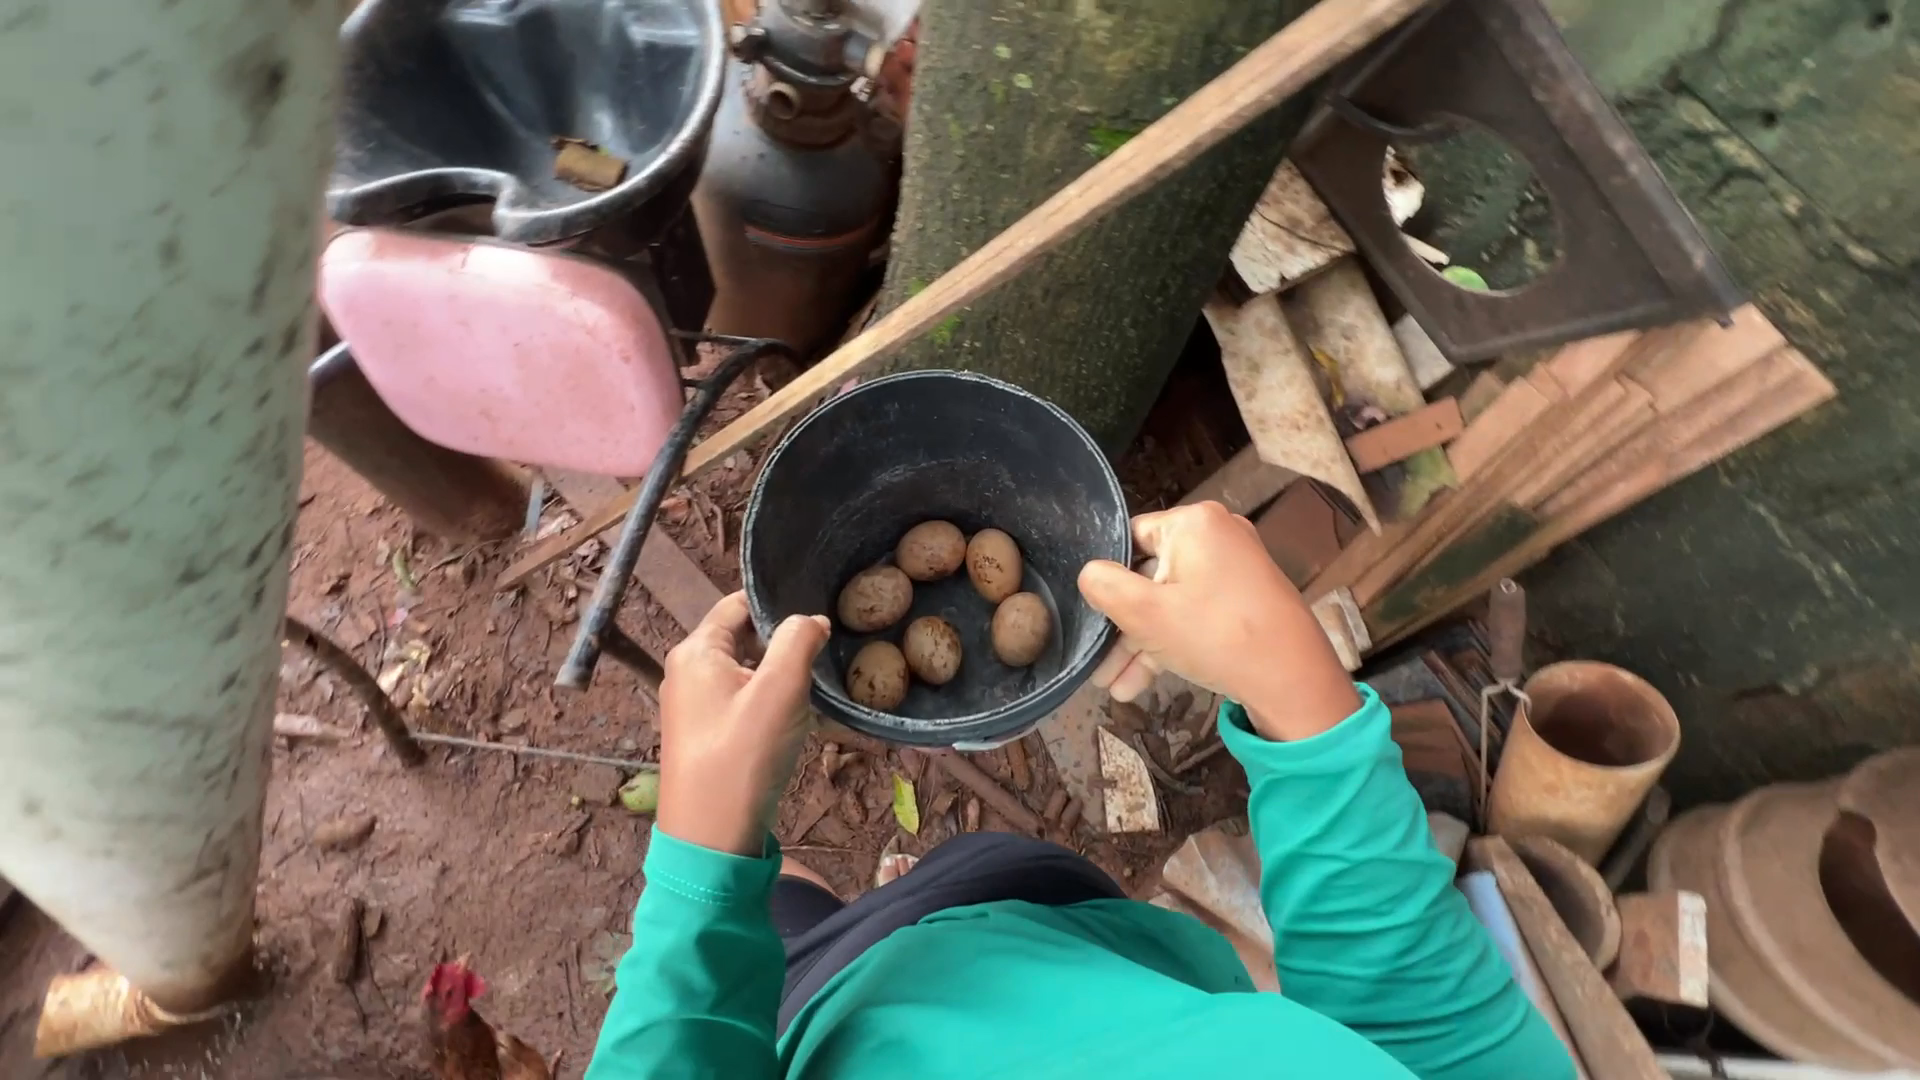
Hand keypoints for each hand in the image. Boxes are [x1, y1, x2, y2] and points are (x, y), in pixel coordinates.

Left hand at [656, 592, 829, 855]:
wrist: (711, 840)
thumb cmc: (743, 756)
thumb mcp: (780, 690)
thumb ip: (798, 640)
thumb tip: (812, 620)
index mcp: (695, 651)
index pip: (738, 604)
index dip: (778, 603)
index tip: (818, 610)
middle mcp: (686, 671)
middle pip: (743, 636)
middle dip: (782, 641)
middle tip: (823, 651)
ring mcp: (692, 704)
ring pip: (746, 669)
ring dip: (779, 674)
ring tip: (814, 683)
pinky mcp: (703, 732)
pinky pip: (741, 698)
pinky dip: (768, 700)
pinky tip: (793, 716)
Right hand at [1078, 502, 1359, 741]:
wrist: (1294, 681)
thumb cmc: (1215, 635)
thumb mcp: (1144, 613)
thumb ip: (1104, 586)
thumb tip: (1088, 574)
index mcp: (1194, 523)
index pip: (1131, 538)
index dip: (1107, 575)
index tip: (1091, 612)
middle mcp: (1217, 536)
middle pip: (1148, 575)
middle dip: (1121, 624)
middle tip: (1098, 661)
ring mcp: (1234, 569)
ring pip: (1169, 602)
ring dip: (1139, 643)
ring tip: (1111, 684)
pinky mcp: (1244, 600)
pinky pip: (1193, 614)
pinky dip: (1168, 642)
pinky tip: (1137, 683)